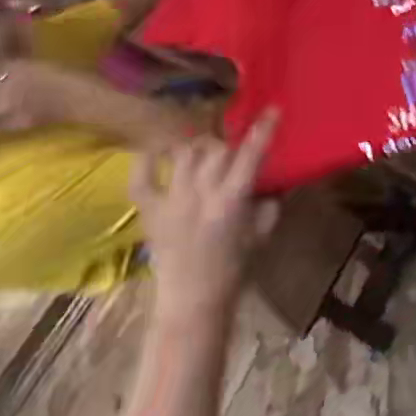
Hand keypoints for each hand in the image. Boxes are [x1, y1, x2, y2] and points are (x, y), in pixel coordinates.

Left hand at [130, 111, 280, 319]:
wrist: (192, 305)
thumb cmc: (233, 270)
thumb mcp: (261, 234)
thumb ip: (269, 202)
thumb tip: (273, 178)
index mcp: (231, 202)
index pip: (250, 155)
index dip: (262, 130)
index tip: (272, 109)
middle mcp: (200, 194)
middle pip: (216, 149)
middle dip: (228, 145)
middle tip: (234, 152)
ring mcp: (171, 200)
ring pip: (185, 154)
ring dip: (199, 148)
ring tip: (205, 153)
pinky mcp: (149, 211)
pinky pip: (142, 177)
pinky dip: (147, 160)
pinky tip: (157, 150)